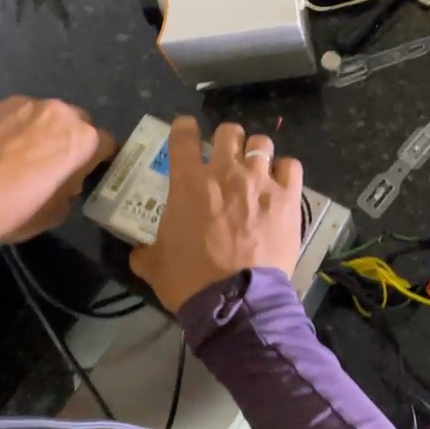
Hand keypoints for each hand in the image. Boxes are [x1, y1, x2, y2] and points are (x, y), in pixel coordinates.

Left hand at [0, 97, 115, 242]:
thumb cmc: (15, 208)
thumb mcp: (56, 211)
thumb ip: (69, 189)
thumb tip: (65, 181)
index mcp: (83, 138)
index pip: (105, 143)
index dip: (96, 159)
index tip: (85, 172)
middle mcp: (57, 112)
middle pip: (74, 121)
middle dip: (66, 138)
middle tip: (49, 161)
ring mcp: (19, 103)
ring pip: (38, 115)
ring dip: (34, 130)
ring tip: (12, 153)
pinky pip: (5, 115)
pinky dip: (3, 128)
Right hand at [129, 118, 303, 311]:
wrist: (236, 300)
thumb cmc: (191, 280)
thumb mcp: (155, 265)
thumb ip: (145, 250)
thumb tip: (138, 251)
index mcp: (188, 182)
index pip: (183, 136)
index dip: (184, 128)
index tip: (186, 131)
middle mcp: (226, 172)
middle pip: (229, 132)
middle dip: (226, 139)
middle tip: (226, 155)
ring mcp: (260, 182)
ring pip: (262, 144)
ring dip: (257, 153)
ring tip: (257, 168)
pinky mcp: (288, 197)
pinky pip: (291, 166)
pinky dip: (285, 171)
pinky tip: (281, 183)